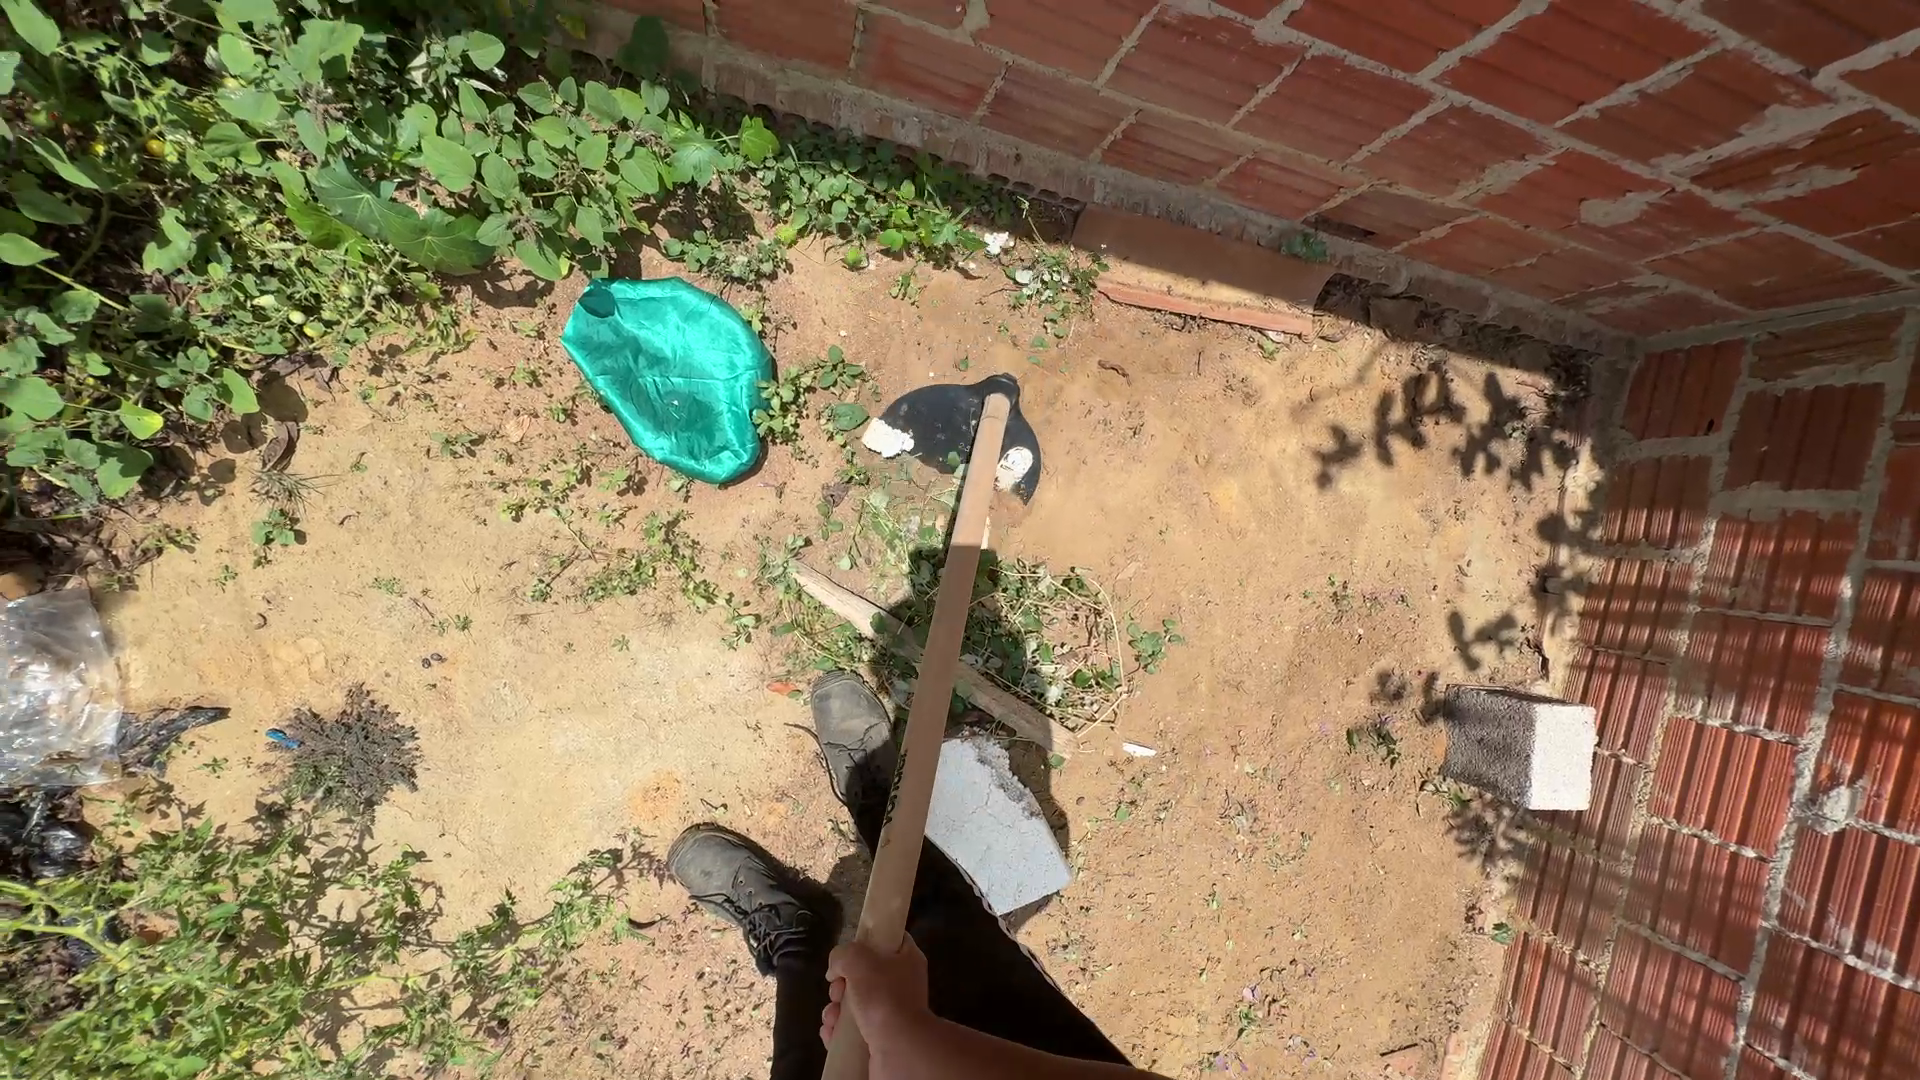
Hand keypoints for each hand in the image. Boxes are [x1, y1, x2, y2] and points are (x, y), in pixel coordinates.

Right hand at [820, 935, 934, 1066]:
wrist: (898, 1050)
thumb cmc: (883, 997)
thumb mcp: (859, 960)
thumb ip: (843, 954)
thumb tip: (835, 970)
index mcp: (907, 958)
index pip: (889, 939)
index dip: (867, 941)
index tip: (849, 951)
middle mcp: (901, 984)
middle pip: (864, 973)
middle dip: (842, 982)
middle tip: (837, 991)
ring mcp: (890, 1013)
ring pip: (854, 1003)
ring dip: (836, 1009)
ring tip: (832, 1017)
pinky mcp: (879, 1038)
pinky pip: (851, 1030)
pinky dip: (838, 1031)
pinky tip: (830, 1033)